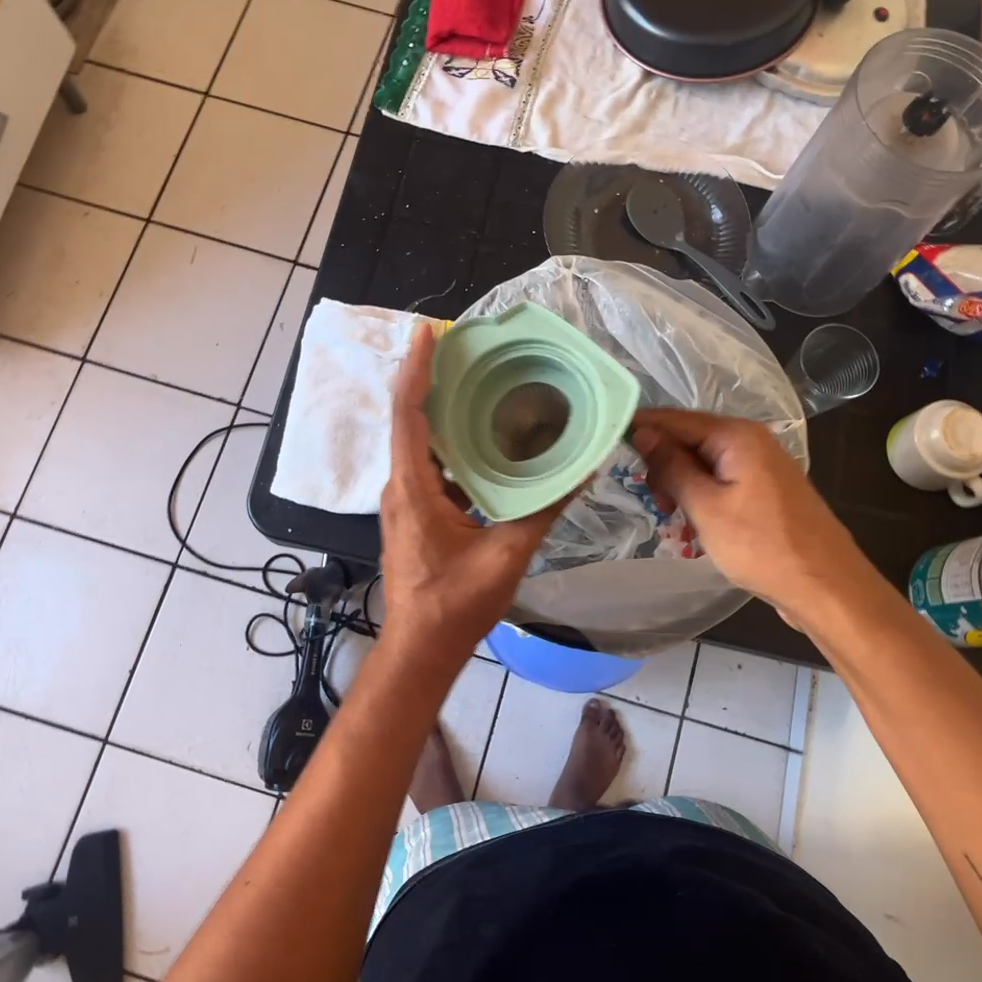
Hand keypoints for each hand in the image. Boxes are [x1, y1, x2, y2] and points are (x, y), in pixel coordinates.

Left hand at [379, 326, 563, 661]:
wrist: (420, 650)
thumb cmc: (455, 606)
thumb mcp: (506, 556)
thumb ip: (542, 510)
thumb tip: (581, 471)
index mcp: (414, 489)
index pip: (409, 415)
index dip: (417, 368)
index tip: (429, 331)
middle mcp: (401, 487)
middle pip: (411, 420)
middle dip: (434, 380)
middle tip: (467, 350)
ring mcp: (404, 502)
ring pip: (421, 444)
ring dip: (445, 414)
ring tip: (481, 386)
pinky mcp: (414, 515)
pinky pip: (431, 467)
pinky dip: (453, 447)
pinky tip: (486, 444)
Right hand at [630, 408, 884, 621]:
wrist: (824, 586)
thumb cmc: (761, 546)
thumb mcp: (705, 507)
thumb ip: (671, 466)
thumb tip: (642, 433)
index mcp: (736, 435)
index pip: (674, 418)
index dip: (640, 430)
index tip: (605, 447)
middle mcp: (750, 441)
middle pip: (689, 439)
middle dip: (662, 464)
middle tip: (652, 501)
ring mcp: (760, 466)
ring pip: (703, 463)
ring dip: (680, 485)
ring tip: (671, 517)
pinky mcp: (764, 491)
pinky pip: (720, 482)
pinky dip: (701, 497)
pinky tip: (692, 524)